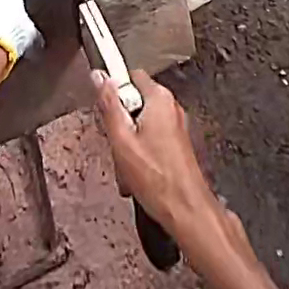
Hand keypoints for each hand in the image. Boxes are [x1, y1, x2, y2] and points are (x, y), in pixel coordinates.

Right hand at [91, 69, 216, 234]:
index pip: (129, 75)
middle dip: (122, 122)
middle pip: (134, 101)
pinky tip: (138, 173)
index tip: (105, 108)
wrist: (188, 213)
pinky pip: (152, 137)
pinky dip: (142, 151)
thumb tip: (100, 77)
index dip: (114, 91)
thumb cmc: (159, 180)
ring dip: (130, 141)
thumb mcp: (122, 140)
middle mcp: (171, 106)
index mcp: (159, 98)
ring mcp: (176, 125)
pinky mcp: (178, 143)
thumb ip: (109, 105)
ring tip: (127, 164)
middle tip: (118, 143)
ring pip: (141, 122)